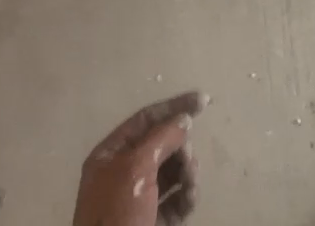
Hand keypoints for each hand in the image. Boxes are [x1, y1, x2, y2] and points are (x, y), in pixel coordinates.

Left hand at [72, 91, 206, 225]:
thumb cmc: (117, 213)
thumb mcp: (136, 169)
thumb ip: (162, 138)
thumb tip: (184, 119)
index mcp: (111, 154)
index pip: (146, 119)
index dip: (174, 107)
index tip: (203, 101)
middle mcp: (124, 172)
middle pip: (161, 145)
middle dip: (180, 147)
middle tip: (189, 159)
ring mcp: (139, 199)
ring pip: (172, 172)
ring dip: (186, 172)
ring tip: (190, 181)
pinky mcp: (153, 221)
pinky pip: (176, 200)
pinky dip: (186, 196)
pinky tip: (190, 198)